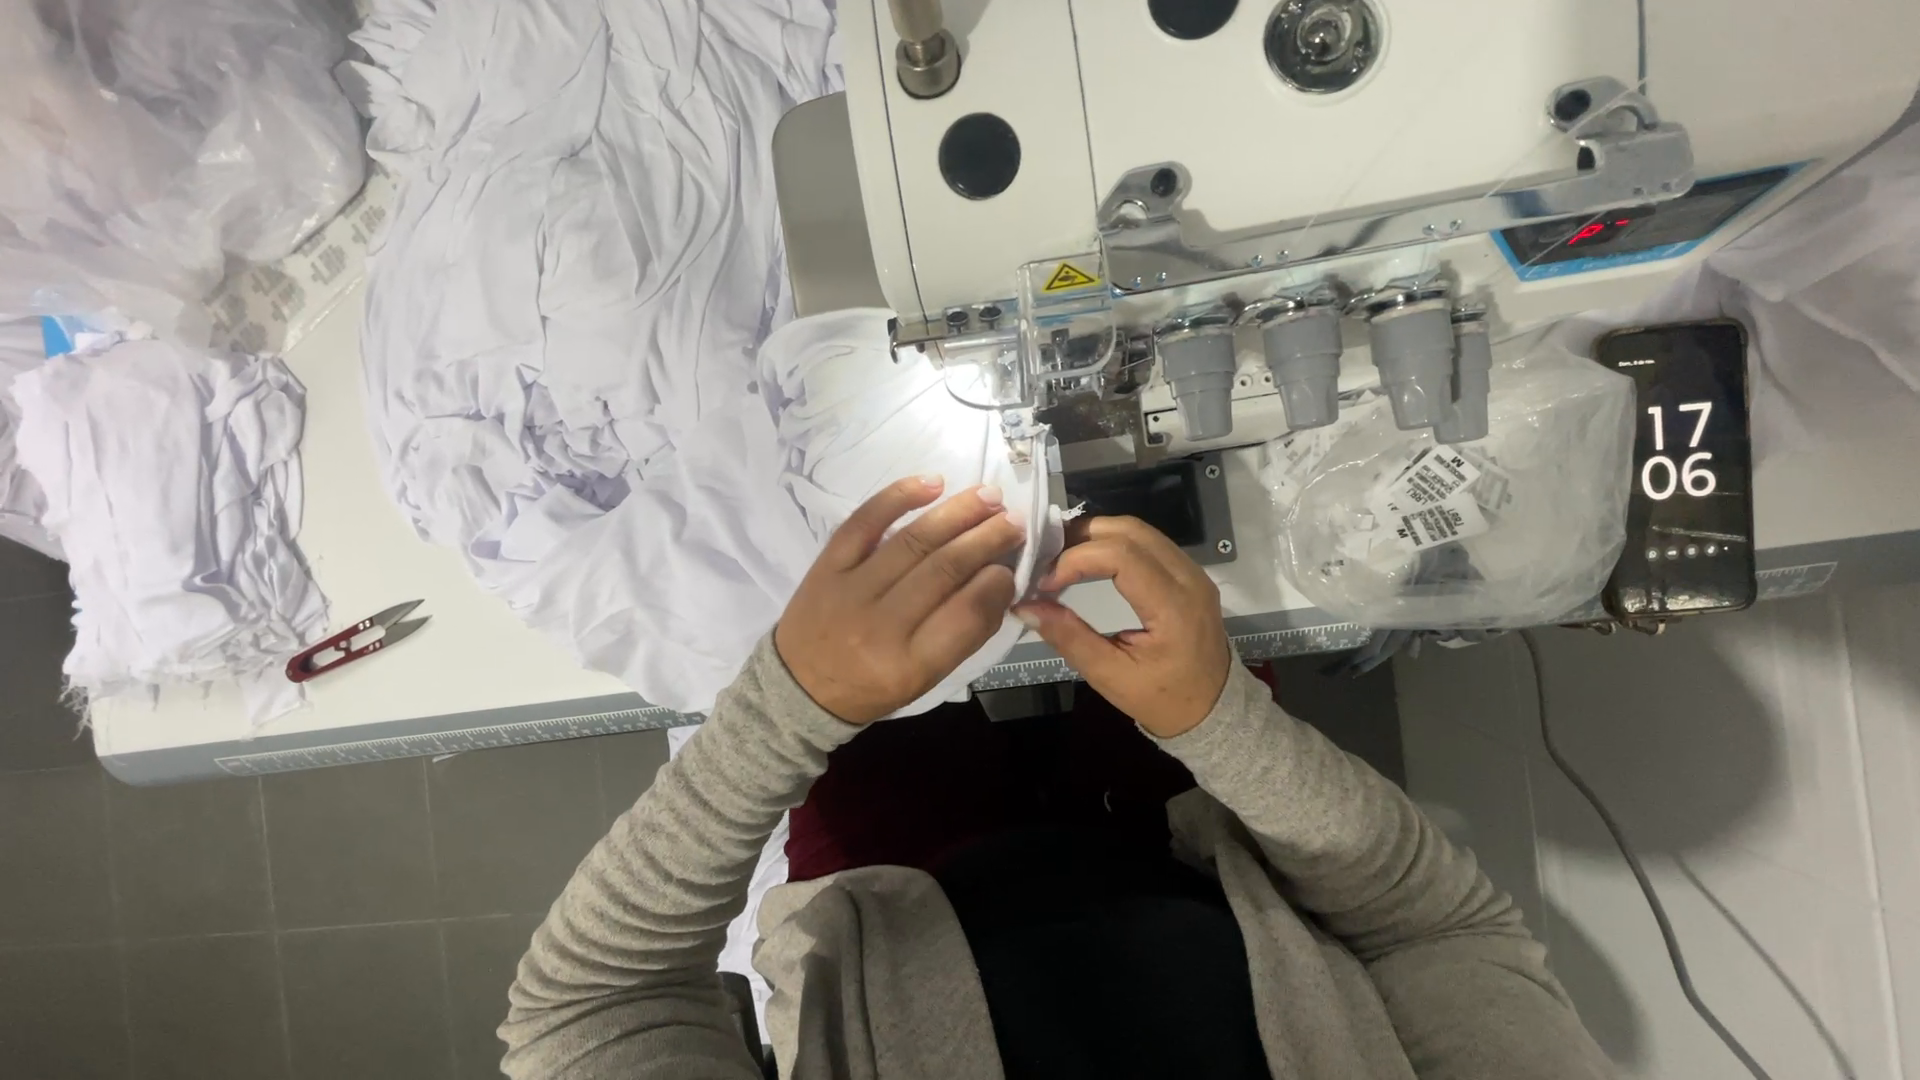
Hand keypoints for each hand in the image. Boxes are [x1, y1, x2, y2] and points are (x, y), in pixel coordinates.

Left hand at [776, 477, 1023, 723]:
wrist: (801, 688)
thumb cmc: (872, 687)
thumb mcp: (926, 677)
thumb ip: (965, 633)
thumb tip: (1000, 580)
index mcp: (909, 665)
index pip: (966, 614)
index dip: (997, 583)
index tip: (1013, 566)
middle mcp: (880, 625)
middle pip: (944, 569)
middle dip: (987, 539)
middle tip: (1016, 521)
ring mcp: (850, 590)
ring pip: (913, 541)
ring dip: (957, 513)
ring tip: (989, 497)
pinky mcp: (827, 565)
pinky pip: (863, 521)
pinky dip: (898, 496)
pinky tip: (933, 483)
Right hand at [1013, 516, 1231, 737]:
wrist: (1213, 710)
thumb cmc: (1162, 700)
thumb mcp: (1110, 676)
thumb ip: (1068, 637)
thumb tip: (1024, 606)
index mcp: (1174, 606)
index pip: (1121, 556)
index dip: (1076, 559)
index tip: (1045, 583)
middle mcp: (1189, 578)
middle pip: (1129, 530)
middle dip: (1081, 538)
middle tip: (1046, 559)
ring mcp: (1192, 572)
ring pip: (1139, 530)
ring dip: (1096, 536)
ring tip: (1062, 558)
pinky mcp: (1188, 573)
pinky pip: (1148, 542)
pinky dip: (1113, 543)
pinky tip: (1089, 560)